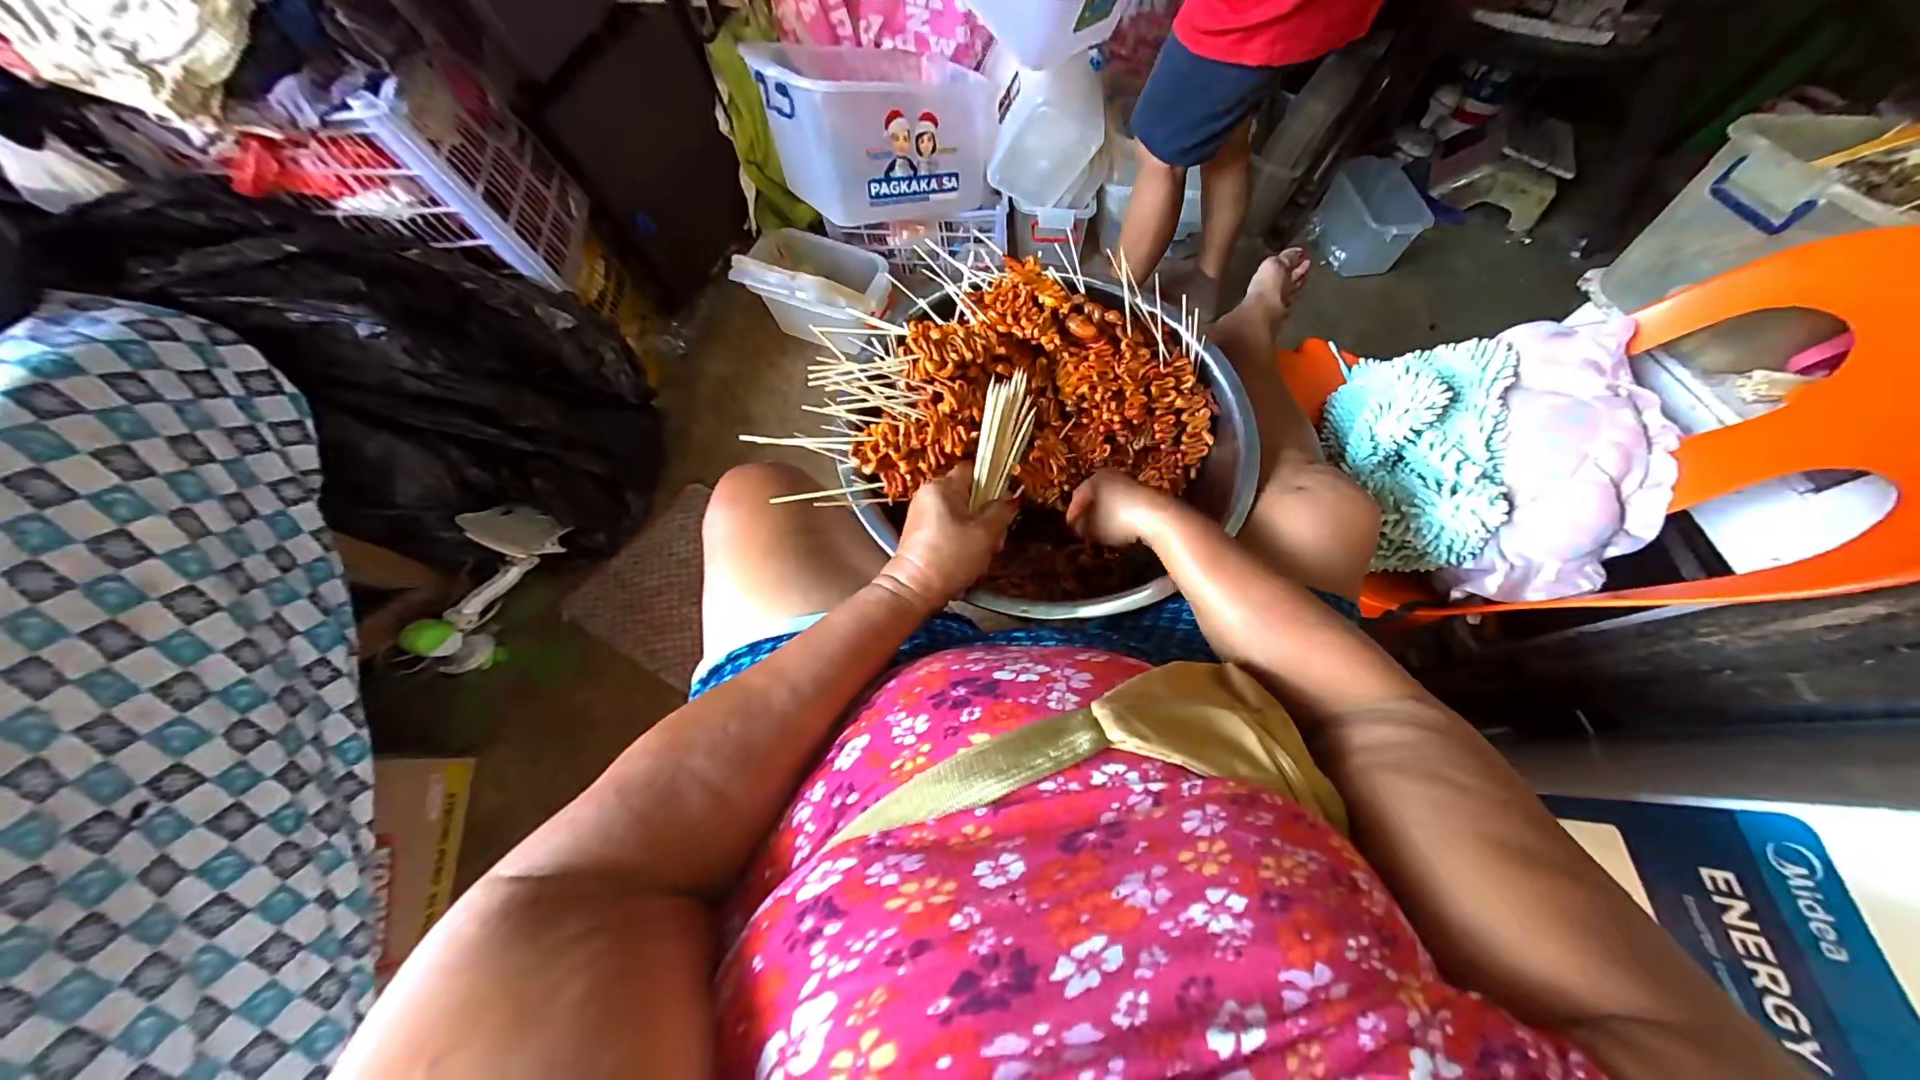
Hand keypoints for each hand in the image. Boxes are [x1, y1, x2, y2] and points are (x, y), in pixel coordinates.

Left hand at [879, 461, 1016, 607]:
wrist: (914, 589)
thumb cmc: (951, 556)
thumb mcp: (985, 533)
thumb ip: (1001, 511)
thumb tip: (1010, 499)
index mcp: (942, 487)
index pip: (973, 470)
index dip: (993, 481)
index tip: (1005, 501)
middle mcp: (929, 495)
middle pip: (969, 495)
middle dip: (987, 515)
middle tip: (997, 537)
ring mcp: (923, 515)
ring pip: (962, 515)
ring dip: (978, 531)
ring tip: (985, 553)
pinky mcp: (921, 535)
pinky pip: (950, 529)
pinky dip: (963, 540)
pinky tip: (971, 559)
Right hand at [1065, 469, 1180, 547]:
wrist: (1156, 516)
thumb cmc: (1116, 519)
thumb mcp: (1092, 527)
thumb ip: (1081, 526)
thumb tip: (1078, 527)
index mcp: (1094, 478)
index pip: (1077, 496)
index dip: (1072, 514)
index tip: (1069, 528)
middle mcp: (1110, 475)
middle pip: (1094, 496)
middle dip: (1088, 513)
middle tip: (1082, 529)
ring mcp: (1128, 483)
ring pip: (1109, 500)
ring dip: (1103, 515)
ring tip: (1099, 532)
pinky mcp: (1143, 494)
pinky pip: (1123, 505)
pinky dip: (1118, 515)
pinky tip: (1118, 529)